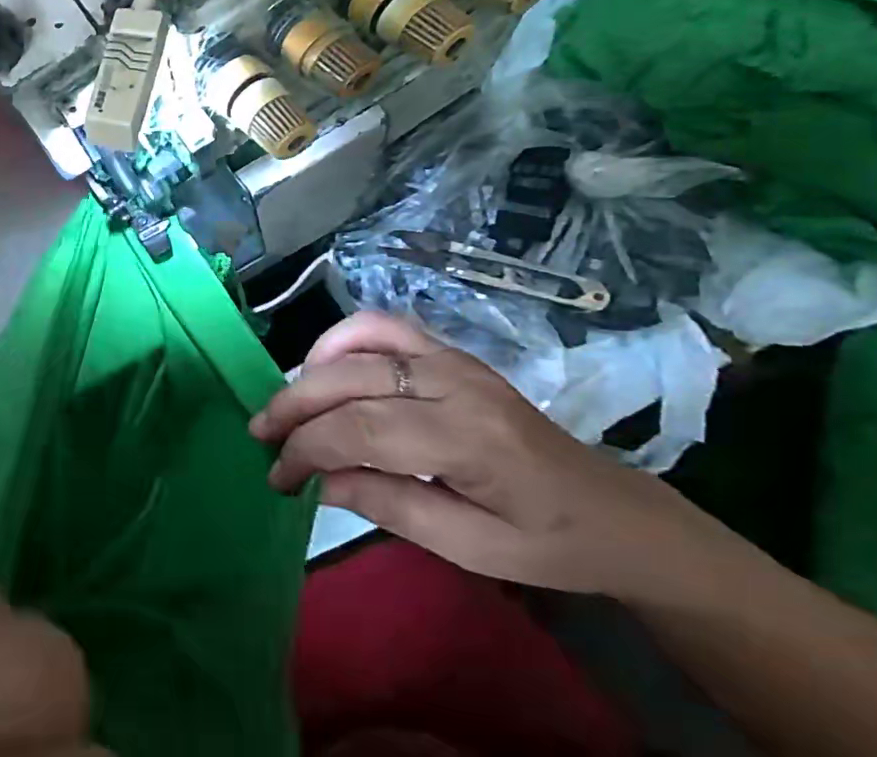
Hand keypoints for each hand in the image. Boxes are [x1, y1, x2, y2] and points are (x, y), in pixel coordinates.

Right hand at [251, 312, 750, 603]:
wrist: (615, 512)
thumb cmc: (548, 542)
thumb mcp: (471, 548)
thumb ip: (390, 506)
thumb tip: (318, 481)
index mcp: (468, 440)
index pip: (359, 430)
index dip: (305, 450)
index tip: (278, 478)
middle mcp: (457, 385)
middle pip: (350, 379)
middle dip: (294, 406)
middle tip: (261, 436)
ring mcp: (455, 360)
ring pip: (361, 343)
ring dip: (311, 370)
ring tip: (287, 404)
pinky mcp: (453, 354)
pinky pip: (386, 328)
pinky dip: (344, 339)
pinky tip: (324, 365)